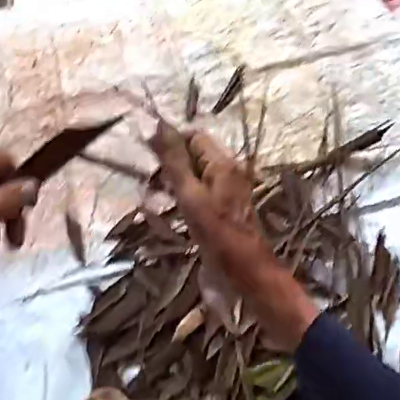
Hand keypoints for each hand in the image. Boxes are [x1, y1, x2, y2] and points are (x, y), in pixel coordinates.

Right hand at [149, 125, 318, 347]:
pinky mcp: (226, 206)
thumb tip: (159, 124)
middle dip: (172, 164)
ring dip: (177, 182)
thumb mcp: (190, 197)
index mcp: (223, 163)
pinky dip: (187, 196)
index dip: (171, 144)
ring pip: (196, 173)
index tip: (152, 162)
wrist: (248, 274)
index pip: (193, 136)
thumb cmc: (218, 236)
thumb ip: (175, 161)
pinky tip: (176, 212)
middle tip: (154, 185)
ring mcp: (229, 188)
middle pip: (195, 153)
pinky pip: (202, 190)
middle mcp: (229, 170)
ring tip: (160, 200)